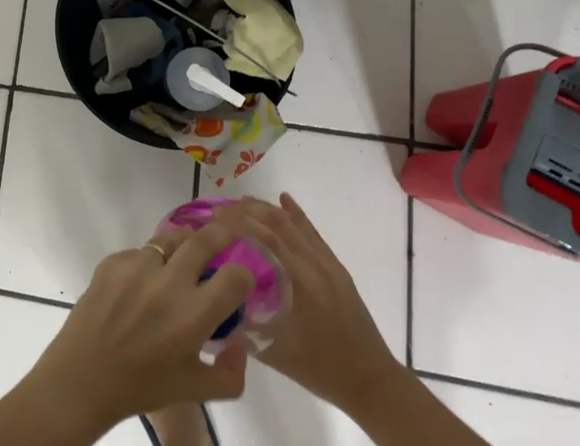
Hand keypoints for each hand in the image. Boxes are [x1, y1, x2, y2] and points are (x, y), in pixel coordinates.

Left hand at [17, 223, 255, 433]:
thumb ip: (231, 373)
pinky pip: (139, 253)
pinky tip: (142, 283)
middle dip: (222, 233)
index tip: (239, 281)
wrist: (83, 379)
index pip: (236, 276)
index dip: (243, 276)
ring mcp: (137, 267)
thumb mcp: (196, 391)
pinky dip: (147, 263)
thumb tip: (241, 341)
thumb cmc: (143, 387)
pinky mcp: (112, 262)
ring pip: (170, 240)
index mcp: (194, 315)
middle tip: (228, 231)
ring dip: (183, 245)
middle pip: (205, 239)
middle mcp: (168, 283)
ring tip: (183, 256)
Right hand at [216, 194, 402, 413]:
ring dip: (266, 209)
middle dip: (246, 211)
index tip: (211, 219)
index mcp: (297, 282)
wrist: (368, 380)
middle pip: (276, 224)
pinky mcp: (336, 268)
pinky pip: (313, 233)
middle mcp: (313, 265)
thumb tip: (211, 298)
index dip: (236, 222)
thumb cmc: (317, 368)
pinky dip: (296, 214)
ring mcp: (327, 264)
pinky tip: (284, 200)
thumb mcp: (271, 351)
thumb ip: (240, 322)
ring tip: (241, 203)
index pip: (263, 237)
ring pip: (294, 224)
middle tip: (218, 211)